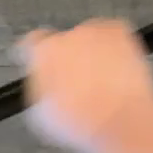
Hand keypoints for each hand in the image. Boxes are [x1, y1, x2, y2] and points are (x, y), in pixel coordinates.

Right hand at [17, 20, 152, 152]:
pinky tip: (115, 69)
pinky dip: (113, 47)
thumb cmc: (84, 121)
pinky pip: (111, 33)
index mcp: (43, 54)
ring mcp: (93, 31)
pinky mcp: (117, 31)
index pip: (32, 43)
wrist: (120, 118)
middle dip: (69, 57)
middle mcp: (65, 37)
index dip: (38, 55)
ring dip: (91, 53)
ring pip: (88, 37)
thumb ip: (39, 87)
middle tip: (78, 82)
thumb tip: (40, 82)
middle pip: (63, 41)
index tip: (42, 62)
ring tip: (101, 81)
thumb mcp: (43, 114)